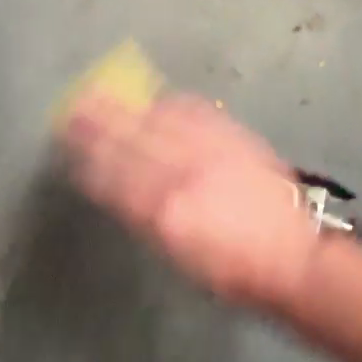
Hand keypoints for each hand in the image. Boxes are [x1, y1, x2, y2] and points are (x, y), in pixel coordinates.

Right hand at [58, 91, 318, 311]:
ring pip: (157, 118)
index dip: (88, 155)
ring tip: (104, 89)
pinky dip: (169, 102)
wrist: (292, 256)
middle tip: (76, 102)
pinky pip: (193, 110)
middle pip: (129, 137)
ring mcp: (207, 150)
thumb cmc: (230, 271)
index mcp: (162, 212)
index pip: (113, 174)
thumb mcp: (175, 255)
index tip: (69, 140)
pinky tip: (157, 98)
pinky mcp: (231, 137)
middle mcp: (180, 174)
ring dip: (127, 103)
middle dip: (98, 118)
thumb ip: (145, 217)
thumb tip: (119, 189)